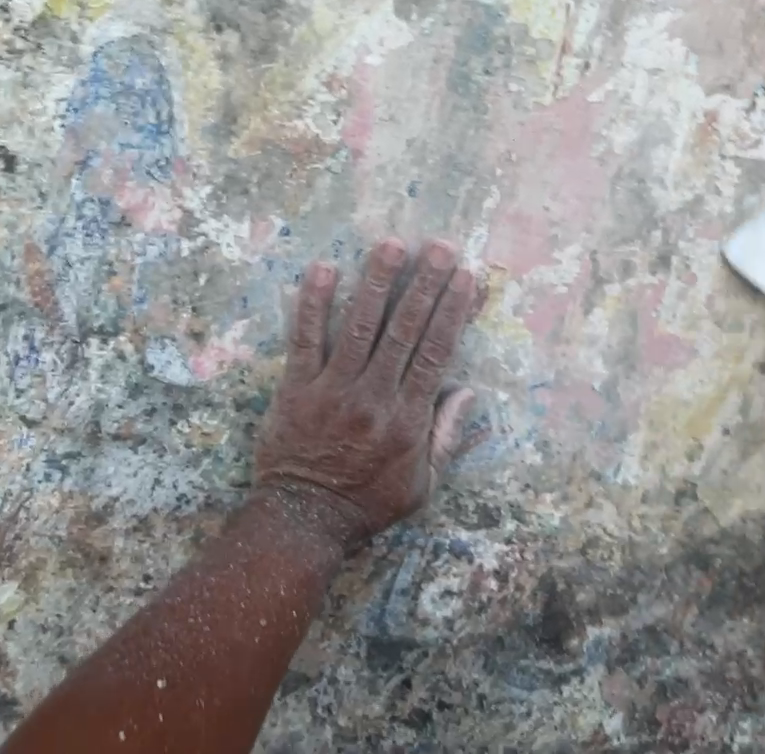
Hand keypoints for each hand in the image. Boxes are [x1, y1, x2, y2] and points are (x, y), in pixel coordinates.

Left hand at [253, 238, 480, 549]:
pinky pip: (305, 340)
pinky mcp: (295, 388)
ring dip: (377, 283)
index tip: (468, 278)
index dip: (454, 312)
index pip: (436, 353)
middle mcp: (374, 398)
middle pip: (404, 331)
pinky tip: (323, 270)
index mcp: (408, 420)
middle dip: (425, 285)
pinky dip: (313, 305)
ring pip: (359, 327)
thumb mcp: (422, 484)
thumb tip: (469, 391)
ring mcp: (333, 390)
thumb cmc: (367, 503)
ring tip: (391, 244)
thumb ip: (446, 437)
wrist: (303, 521)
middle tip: (440, 247)